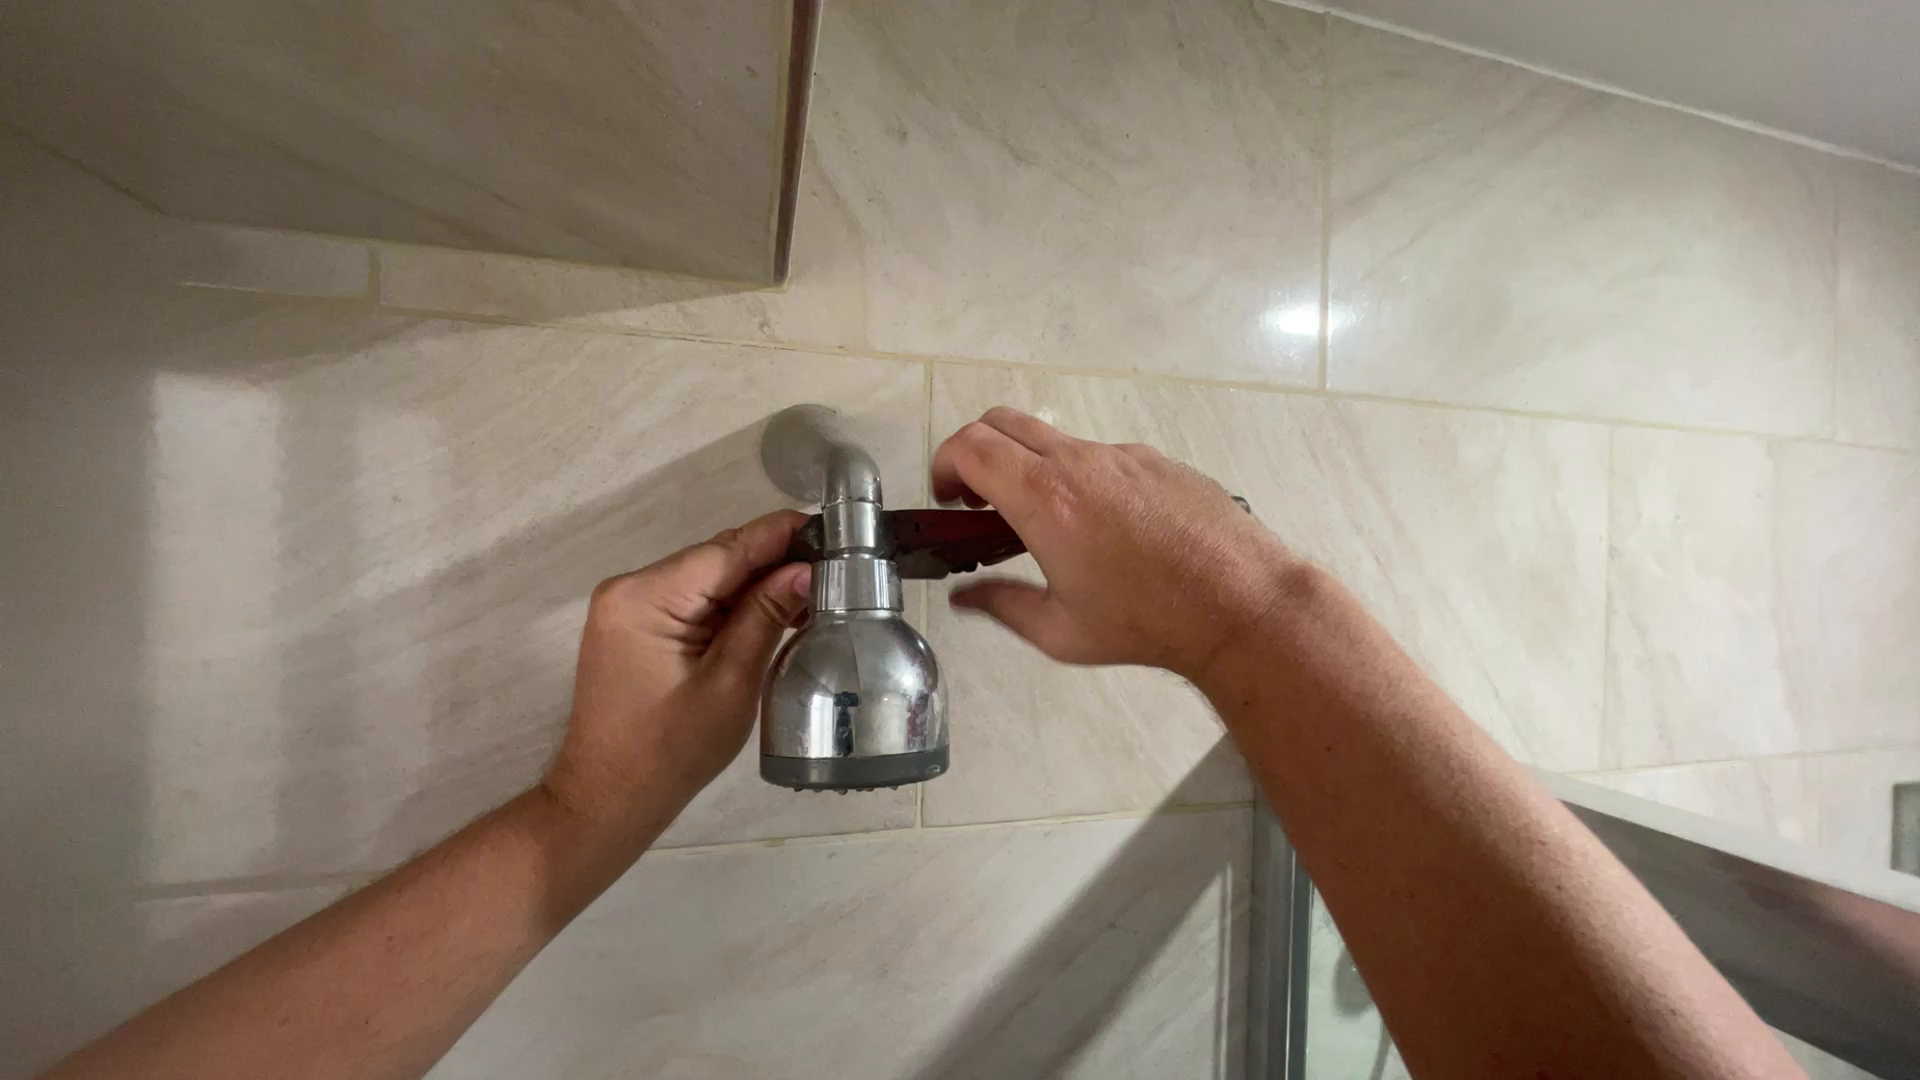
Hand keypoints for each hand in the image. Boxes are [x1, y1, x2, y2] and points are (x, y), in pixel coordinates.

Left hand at [541, 510, 811, 841]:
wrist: (608, 799)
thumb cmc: (671, 752)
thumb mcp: (730, 684)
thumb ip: (765, 618)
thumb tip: (806, 570)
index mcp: (646, 597)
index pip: (727, 549)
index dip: (781, 535)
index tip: (832, 529)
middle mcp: (632, 587)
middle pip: (718, 558)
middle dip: (775, 560)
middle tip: (835, 566)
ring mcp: (631, 604)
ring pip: (711, 576)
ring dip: (759, 583)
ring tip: (815, 589)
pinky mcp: (639, 622)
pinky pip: (697, 598)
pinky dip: (736, 602)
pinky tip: (775, 609)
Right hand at [934, 407, 1306, 679]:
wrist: (1238, 602)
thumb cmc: (1146, 622)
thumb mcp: (1059, 631)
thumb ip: (1000, 606)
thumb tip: (962, 598)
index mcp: (1045, 499)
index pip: (970, 446)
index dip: (944, 465)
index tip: (950, 501)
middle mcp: (1078, 462)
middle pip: (1001, 422)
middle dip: (975, 453)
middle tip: (980, 502)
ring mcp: (1121, 455)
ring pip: (1052, 438)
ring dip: (1028, 466)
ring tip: (1046, 523)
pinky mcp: (1155, 460)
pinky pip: (1098, 455)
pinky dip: (1076, 476)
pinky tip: (1103, 527)